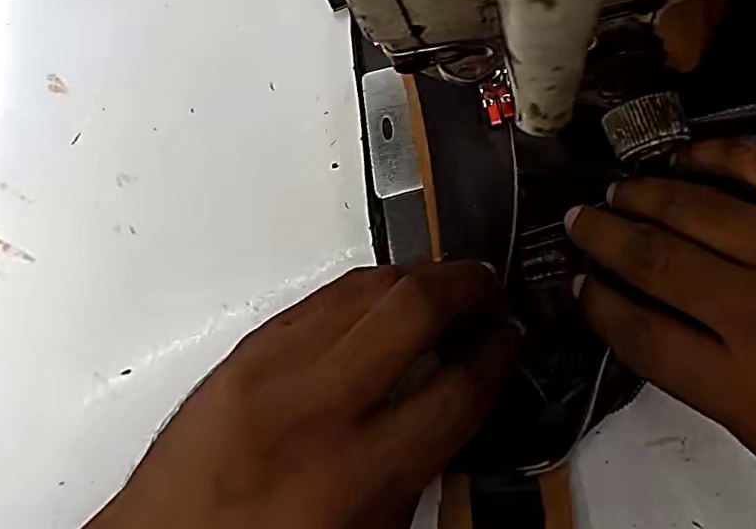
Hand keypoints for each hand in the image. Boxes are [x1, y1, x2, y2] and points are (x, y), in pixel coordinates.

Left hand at [87, 261, 517, 528]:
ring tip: (446, 284)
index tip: (508, 342)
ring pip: (373, 283)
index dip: (497, 357)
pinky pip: (328, 293)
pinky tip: (388, 295)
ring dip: (423, 274)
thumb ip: (417, 468)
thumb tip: (455, 399)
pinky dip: (371, 286)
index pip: (456, 391)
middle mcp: (310, 412)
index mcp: (347, 481)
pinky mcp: (246, 348)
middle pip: (416, 308)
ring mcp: (271, 369)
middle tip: (488, 290)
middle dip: (468, 287)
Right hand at [566, 138, 755, 528]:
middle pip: (657, 263)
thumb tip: (698, 347)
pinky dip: (713, 155)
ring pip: (693, 208)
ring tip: (615, 190)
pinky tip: (689, 155)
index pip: (649, 342)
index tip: (584, 288)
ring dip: (643, 195)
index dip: (606, 309)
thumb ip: (755, 400)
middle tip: (576, 223)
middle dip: (606, 240)